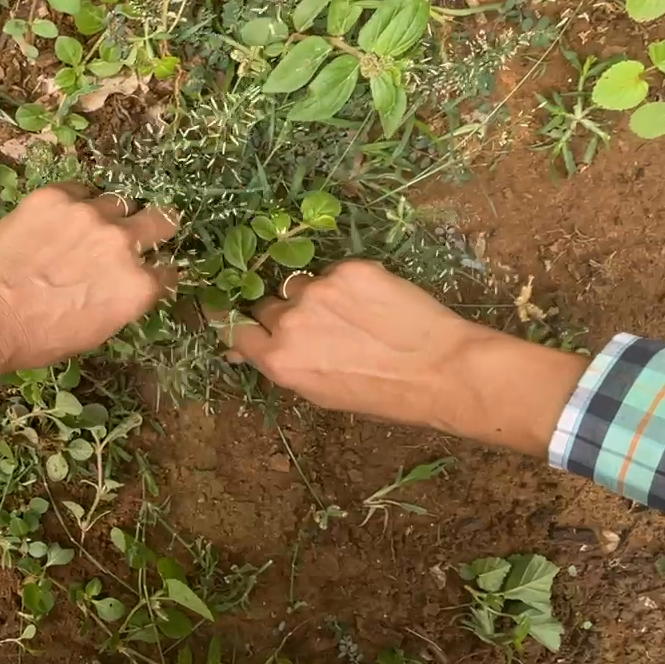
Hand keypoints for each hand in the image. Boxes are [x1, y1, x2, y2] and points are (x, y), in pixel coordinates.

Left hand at [0, 185, 177, 387]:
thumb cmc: (37, 339)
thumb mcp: (94, 331)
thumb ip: (120, 300)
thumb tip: (122, 284)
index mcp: (137, 287)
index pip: (168, 271)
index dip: (160, 271)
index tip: (151, 271)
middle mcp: (123, 244)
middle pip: (160, 221)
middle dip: (155, 227)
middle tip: (141, 231)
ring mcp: (89, 214)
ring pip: (116, 202)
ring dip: (107, 215)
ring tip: (84, 229)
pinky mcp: (54, 196)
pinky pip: (78, 190)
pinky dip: (74, 203)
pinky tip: (57, 219)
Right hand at [224, 261, 587, 454]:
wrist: (443, 370)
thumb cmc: (381, 394)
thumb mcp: (318, 392)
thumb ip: (277, 365)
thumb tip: (240, 350)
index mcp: (278, 360)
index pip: (231, 327)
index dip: (224, 316)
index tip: (220, 305)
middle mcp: (289, 322)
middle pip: (265, 306)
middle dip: (281, 314)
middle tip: (315, 328)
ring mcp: (318, 290)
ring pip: (299, 285)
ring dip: (314, 298)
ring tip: (351, 317)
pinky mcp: (349, 269)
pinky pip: (331, 273)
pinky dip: (344, 285)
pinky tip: (371, 304)